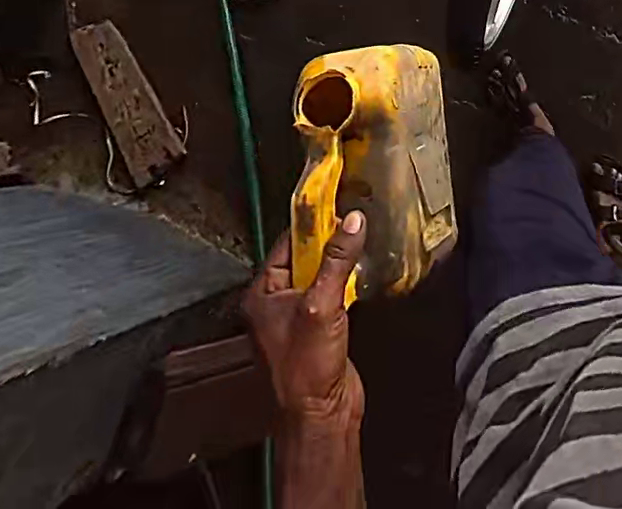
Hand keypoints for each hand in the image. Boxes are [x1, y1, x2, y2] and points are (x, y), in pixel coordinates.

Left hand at [242, 211, 368, 430]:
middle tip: (349, 221)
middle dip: (327, 241)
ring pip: (319, 274)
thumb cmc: (305, 372)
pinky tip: (359, 273)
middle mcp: (275, 303)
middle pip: (304, 257)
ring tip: (356, 242)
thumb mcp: (322, 304)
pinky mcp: (318, 328)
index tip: (331, 204)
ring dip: (337, 261)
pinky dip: (344, 280)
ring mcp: (297, 316)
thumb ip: (338, 260)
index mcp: (262, 294)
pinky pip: (331, 292)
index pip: (286, 243)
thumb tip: (351, 222)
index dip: (310, 224)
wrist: (322, 417)